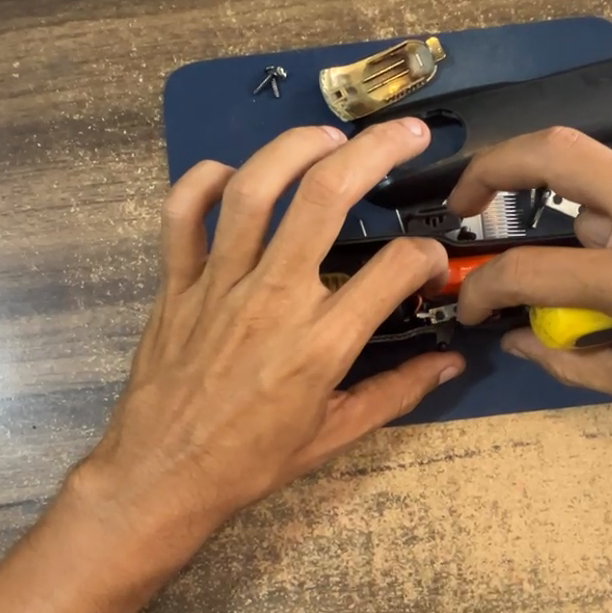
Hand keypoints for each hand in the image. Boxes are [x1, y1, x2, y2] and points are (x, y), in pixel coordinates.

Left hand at [80, 120, 464, 541]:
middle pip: (325, 198)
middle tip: (406, 134)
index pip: (393, 270)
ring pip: (254, 189)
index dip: (426, 256)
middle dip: (374, 152)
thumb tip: (449, 365)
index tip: (428, 264)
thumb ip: (395, 394)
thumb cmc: (251, 463)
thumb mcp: (333, 436)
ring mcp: (218, 285)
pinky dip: (203, 182)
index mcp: (320, 343)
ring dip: (295, 148)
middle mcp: (273, 299)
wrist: (162, 477)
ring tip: (328, 136)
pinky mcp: (176, 285)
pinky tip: (230, 174)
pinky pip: (183, 216)